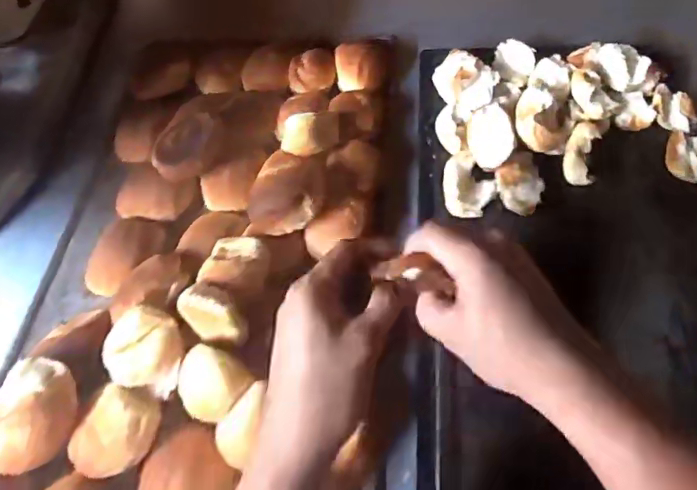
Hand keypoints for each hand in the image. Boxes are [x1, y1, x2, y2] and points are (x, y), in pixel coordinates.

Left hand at [245, 239, 401, 486]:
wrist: (291, 448)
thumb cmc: (329, 387)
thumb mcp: (366, 341)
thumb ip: (386, 302)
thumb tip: (403, 278)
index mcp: (310, 288)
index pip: (347, 248)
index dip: (378, 247)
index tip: (405, 257)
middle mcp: (297, 295)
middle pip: (340, 268)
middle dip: (373, 271)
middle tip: (403, 281)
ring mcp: (293, 319)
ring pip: (335, 291)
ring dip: (364, 292)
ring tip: (393, 302)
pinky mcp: (295, 340)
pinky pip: (327, 310)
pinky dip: (350, 309)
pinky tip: (371, 326)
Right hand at [402, 222, 594, 404]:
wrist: (560, 361)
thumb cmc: (502, 347)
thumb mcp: (452, 333)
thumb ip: (426, 305)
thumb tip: (425, 291)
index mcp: (472, 252)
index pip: (429, 231)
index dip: (410, 248)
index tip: (403, 273)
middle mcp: (493, 238)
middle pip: (450, 233)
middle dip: (432, 255)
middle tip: (423, 288)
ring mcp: (512, 247)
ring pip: (469, 242)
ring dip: (453, 260)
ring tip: (449, 297)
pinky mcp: (524, 260)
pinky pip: (488, 251)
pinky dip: (473, 265)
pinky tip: (476, 298)